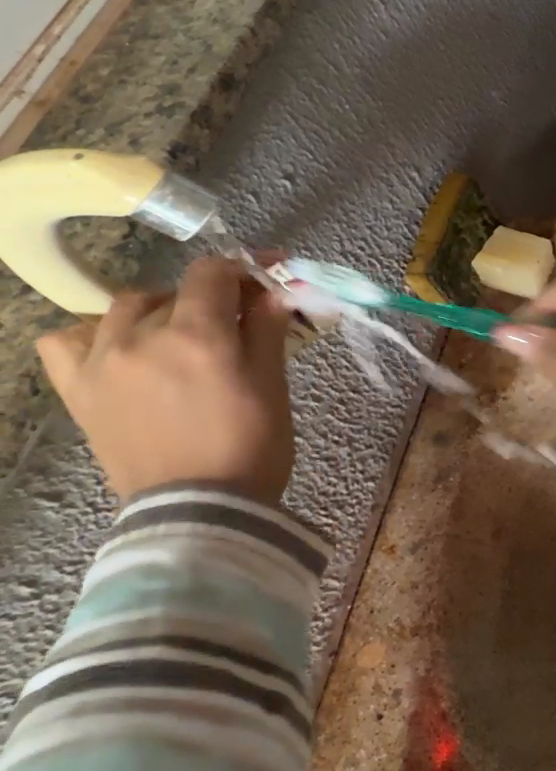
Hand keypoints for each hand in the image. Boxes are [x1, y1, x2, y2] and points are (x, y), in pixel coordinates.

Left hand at [36, 256, 295, 503]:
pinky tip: (121, 349)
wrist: (199, 504)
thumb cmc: (253, 445)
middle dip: (210, 296)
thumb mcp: (273, 386)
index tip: (270, 274)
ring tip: (182, 335)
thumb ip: (267, 332)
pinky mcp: (77, 387)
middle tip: (239, 317)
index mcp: (199, 336)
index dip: (244, 266)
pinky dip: (94, 334)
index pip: (213, 274)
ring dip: (159, 311)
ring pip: (125, 309)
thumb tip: (273, 293)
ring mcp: (101, 361)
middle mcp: (142, 337)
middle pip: (174, 291)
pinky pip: (67, 339)